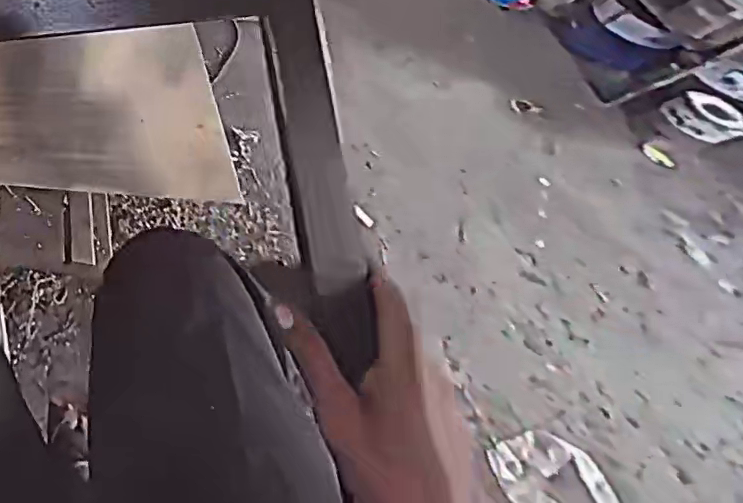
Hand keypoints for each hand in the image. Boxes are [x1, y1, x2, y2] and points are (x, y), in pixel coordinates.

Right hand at [275, 272, 480, 502]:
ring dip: (395, 349)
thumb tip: (284, 312)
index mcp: (405, 364)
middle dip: (381, 316)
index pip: (394, 301)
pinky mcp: (457, 424)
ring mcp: (451, 402)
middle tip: (355, 310)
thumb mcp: (336, 412)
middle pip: (407, 328)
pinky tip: (390, 401)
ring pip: (420, 357)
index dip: (376, 278)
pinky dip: (409, 378)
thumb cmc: (388, 477)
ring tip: (366, 359)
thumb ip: (311, 356)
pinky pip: (431, 384)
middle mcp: (435, 376)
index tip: (363, 266)